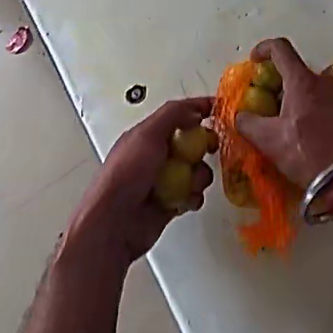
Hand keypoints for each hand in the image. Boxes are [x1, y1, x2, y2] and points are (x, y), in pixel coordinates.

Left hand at [64, 97, 214, 268]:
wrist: (114, 224)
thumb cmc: (124, 176)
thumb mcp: (147, 135)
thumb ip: (172, 115)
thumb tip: (195, 109)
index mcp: (147, 136)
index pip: (178, 116)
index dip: (198, 110)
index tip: (218, 110)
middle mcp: (155, 156)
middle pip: (191, 143)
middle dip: (203, 146)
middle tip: (209, 148)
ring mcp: (163, 180)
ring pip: (196, 170)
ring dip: (199, 176)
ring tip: (190, 183)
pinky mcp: (169, 203)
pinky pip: (192, 194)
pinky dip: (193, 197)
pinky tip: (185, 200)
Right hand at [234, 39, 332, 188]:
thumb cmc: (306, 154)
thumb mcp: (268, 141)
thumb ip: (248, 122)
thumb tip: (240, 115)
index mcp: (302, 81)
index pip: (280, 48)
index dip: (263, 49)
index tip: (253, 62)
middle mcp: (324, 81)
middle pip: (295, 70)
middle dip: (277, 82)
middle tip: (264, 102)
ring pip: (310, 86)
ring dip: (294, 96)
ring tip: (284, 121)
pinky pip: (324, 100)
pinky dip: (311, 107)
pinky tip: (305, 130)